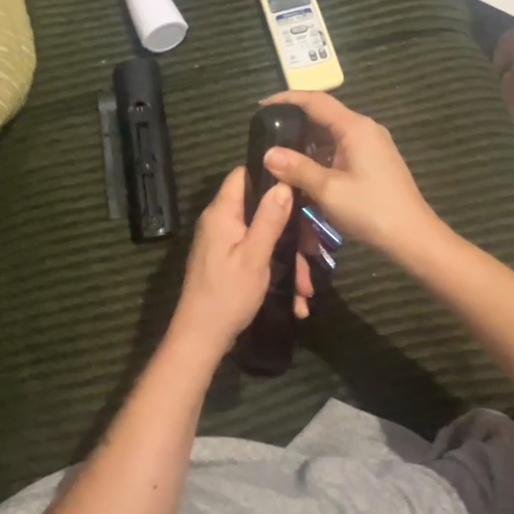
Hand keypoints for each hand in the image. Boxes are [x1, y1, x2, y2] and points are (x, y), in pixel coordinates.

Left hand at [170, 167, 301, 355]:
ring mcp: (223, 243)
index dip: (270, 176)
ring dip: (288, 260)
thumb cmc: (228, 294)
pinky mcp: (228, 262)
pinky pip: (256, 256)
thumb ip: (269, 219)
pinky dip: (275, 272)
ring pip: (263, 237)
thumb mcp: (255, 256)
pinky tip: (295, 299)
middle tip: (312, 251)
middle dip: (290, 231)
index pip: (243, 175)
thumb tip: (283, 183)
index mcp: (222, 213)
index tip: (299, 187)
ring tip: (306, 289)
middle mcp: (220, 222)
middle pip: (260, 209)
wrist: (202, 338)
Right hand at [260, 91, 445, 256]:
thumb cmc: (371, 210)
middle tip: (266, 134)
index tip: (261, 107)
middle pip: (324, 115)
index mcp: (355, 127)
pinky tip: (305, 171)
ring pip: (332, 134)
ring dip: (307, 142)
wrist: (414, 237)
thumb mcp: (328, 190)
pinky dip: (321, 155)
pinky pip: (341, 149)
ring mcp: (373, 145)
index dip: (286, 99)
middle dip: (295, 122)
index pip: (315, 100)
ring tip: (280, 155)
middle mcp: (365, 129)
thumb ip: (297, 168)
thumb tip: (268, 154)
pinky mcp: (374, 162)